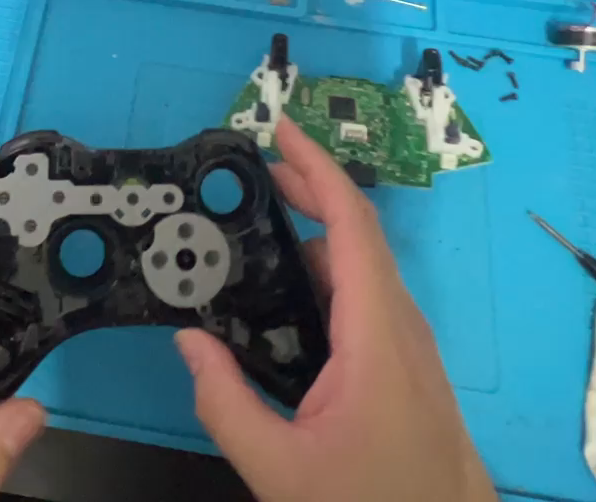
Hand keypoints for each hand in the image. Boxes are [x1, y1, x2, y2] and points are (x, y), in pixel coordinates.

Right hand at [174, 117, 497, 501]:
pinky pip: (363, 295)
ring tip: (257, 222)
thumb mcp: (282, 472)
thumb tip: (188, 340)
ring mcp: (406, 344)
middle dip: (308, 187)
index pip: (350, 223)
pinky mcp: (404, 364)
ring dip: (314, 229)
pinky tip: (286, 288)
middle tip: (252, 171)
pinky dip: (324, 267)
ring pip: (361, 264)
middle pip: (357, 232)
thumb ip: (227, 404)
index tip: (282, 128)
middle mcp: (398, 323)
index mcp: (376, 333)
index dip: (317, 167)